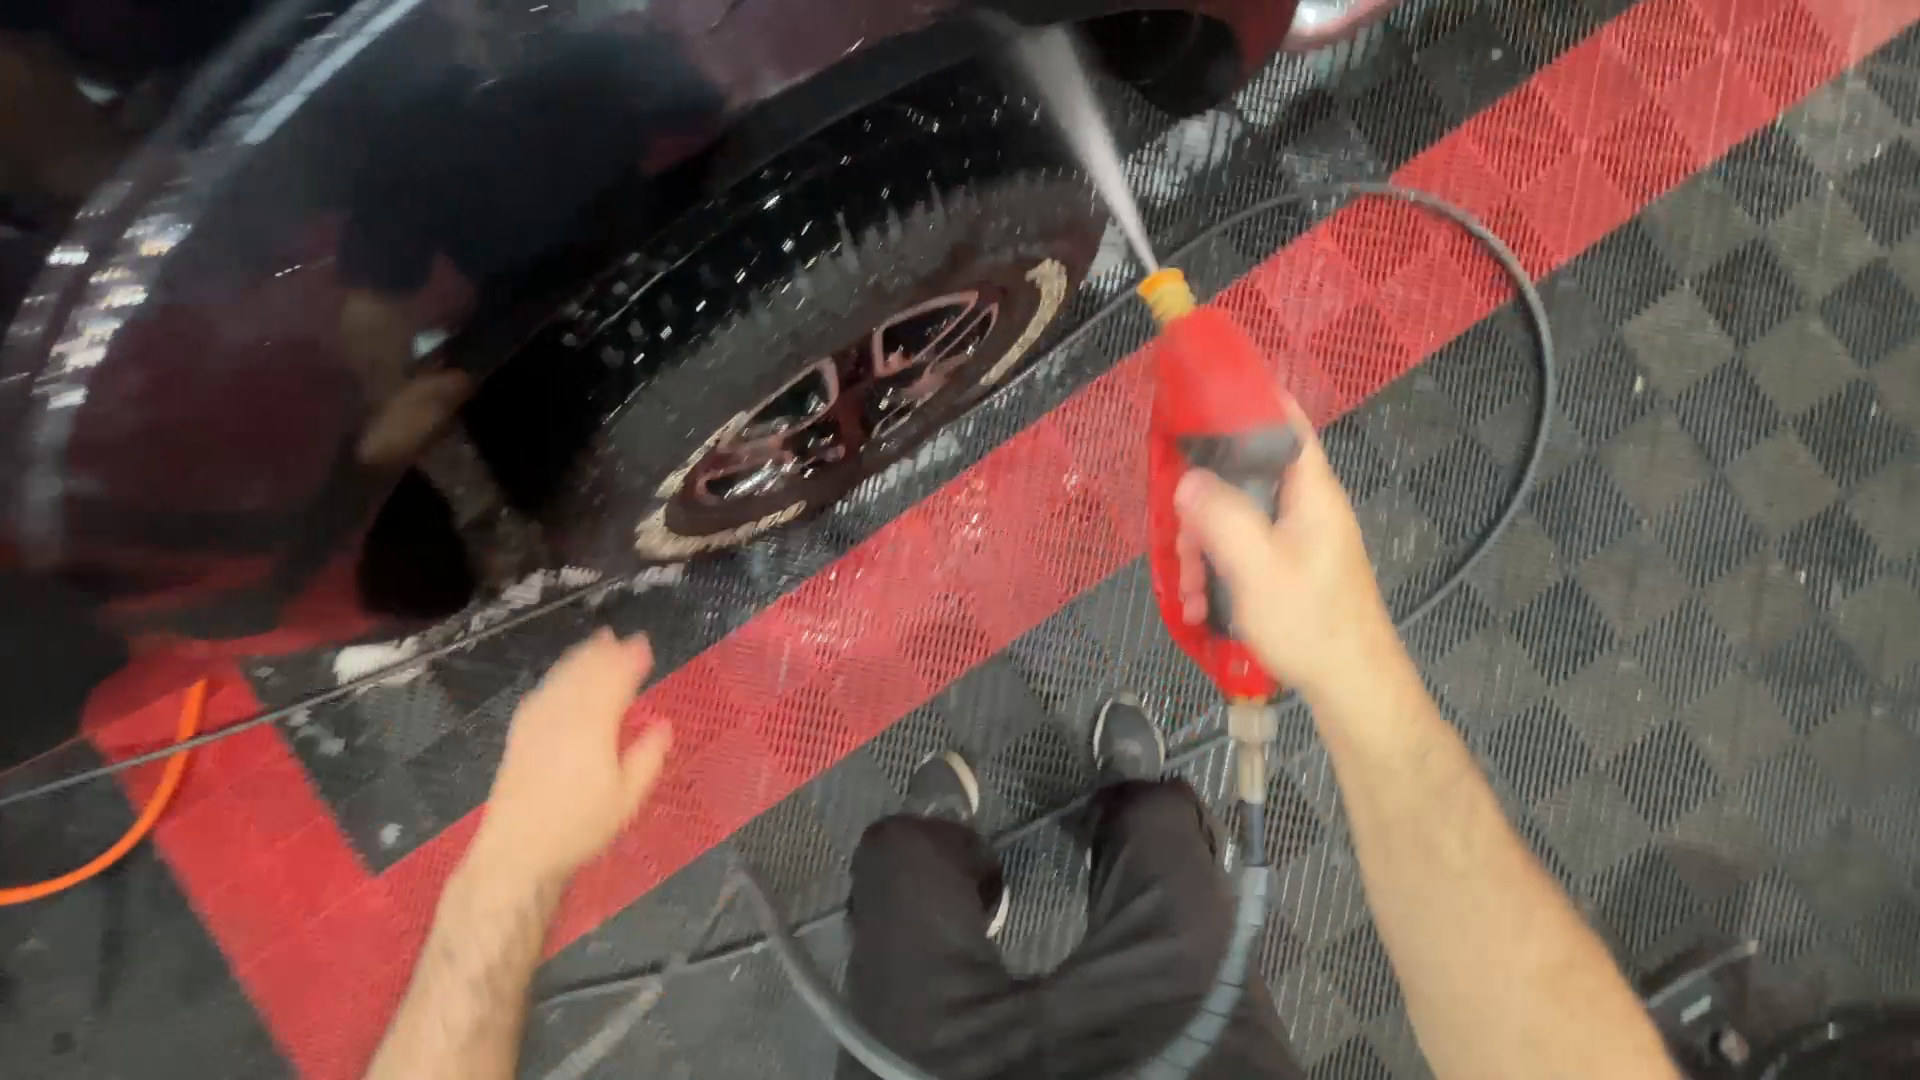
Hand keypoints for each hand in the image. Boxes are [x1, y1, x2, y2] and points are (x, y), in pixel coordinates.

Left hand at [472, 629, 672, 884]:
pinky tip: (559, 677)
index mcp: (593, 728)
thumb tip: (663, 724)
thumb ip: (648, 757)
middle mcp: (562, 718)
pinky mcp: (519, 738)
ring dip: (580, 658)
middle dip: (606, 652)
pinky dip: (555, 678)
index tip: (644, 644)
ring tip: (596, 644)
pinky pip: (539, 695)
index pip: (613, 681)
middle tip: (624, 639)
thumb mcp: (627, 799)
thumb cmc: (580, 827)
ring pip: (560, 680)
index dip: (629, 660)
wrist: (516, 854)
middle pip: (585, 674)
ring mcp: (536, 726)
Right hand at [1173, 407, 1402, 700]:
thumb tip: (1189, 479)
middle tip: (1185, 545)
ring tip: (1194, 591)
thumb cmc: (1311, 623)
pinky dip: (1217, 573)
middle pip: (1242, 479)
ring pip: (1233, 520)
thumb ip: (1222, 517)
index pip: (1287, 424)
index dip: (1252, 400)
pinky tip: (1203, 604)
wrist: (1349, 684)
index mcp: (1309, 493)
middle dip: (1202, 509)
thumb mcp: (1257, 568)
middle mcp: (1303, 508)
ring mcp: (1294, 538)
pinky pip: (1241, 551)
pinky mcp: (1285, 566)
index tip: (1208, 395)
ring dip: (1203, 551)